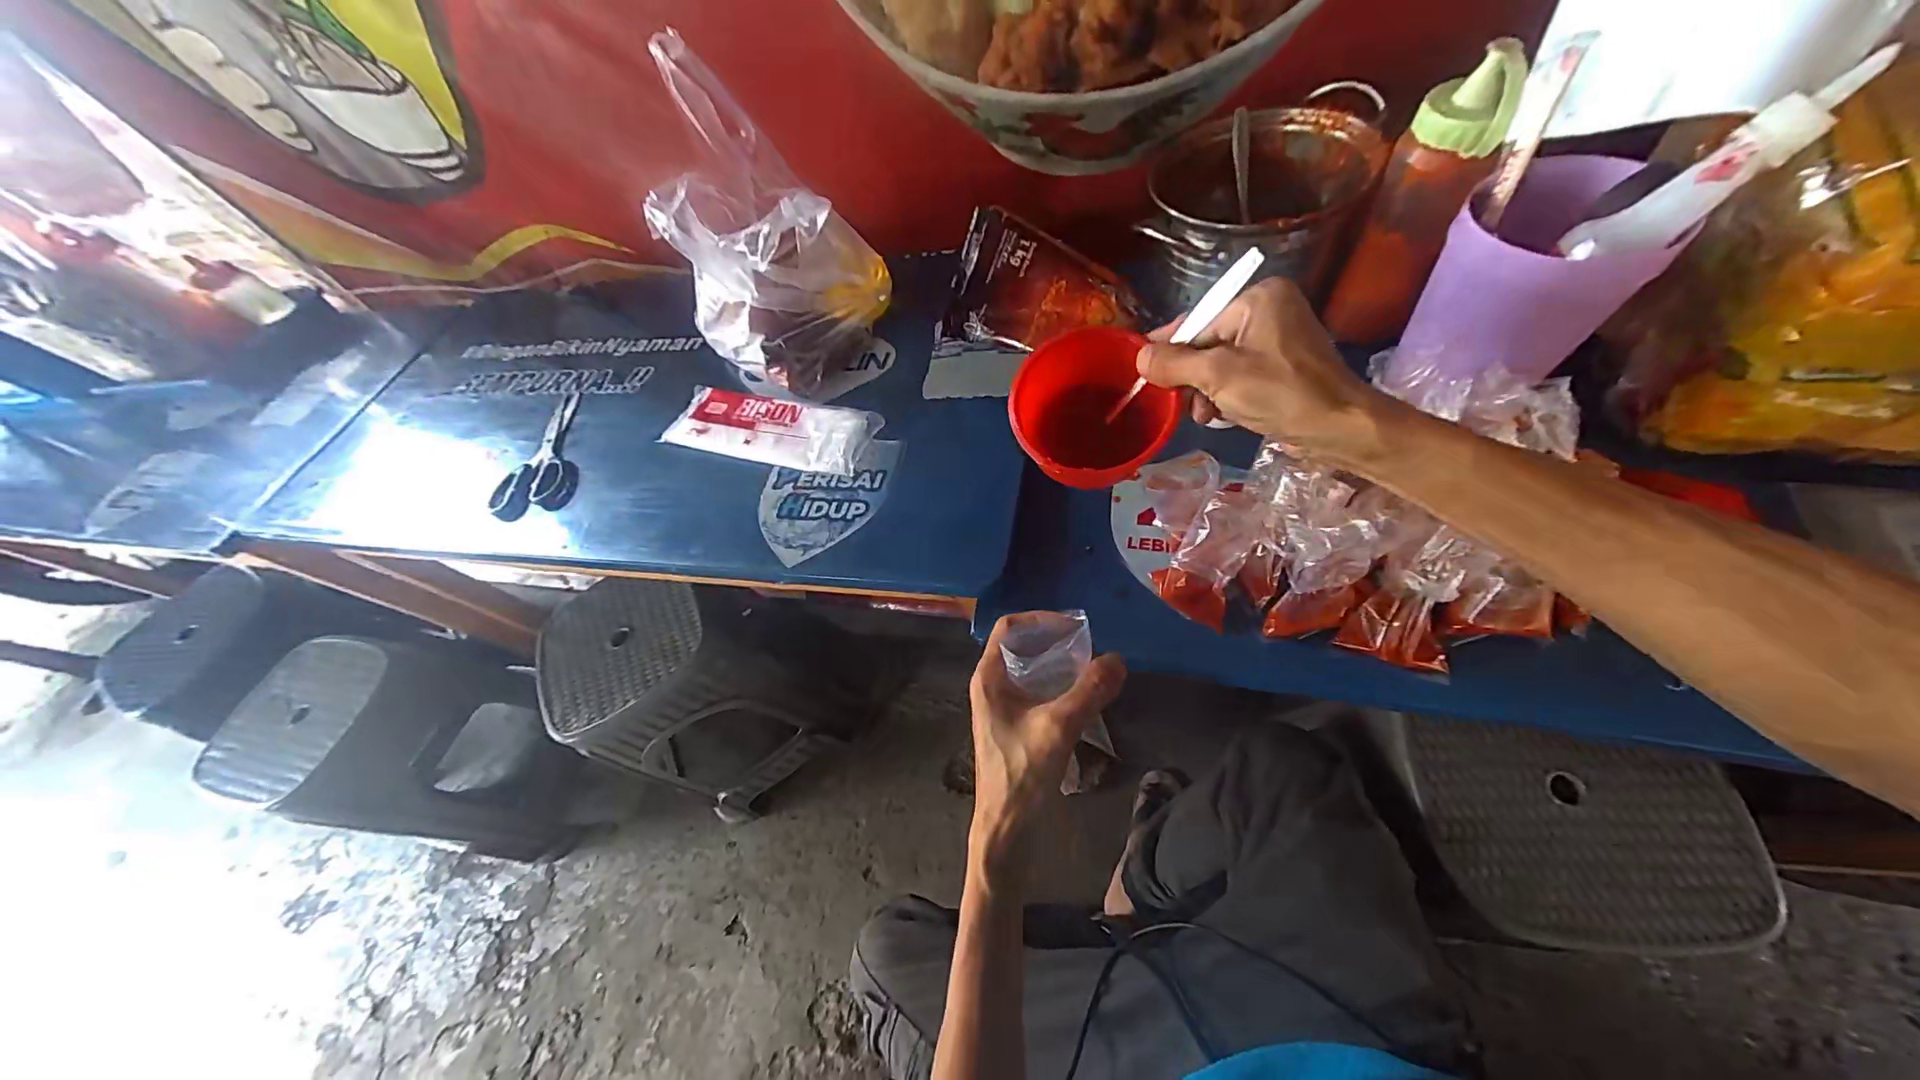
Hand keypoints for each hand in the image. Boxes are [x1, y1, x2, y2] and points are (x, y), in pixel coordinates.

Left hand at [967, 614, 1125, 877]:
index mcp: (989, 678)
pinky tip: (1087, 698)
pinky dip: (1062, 687)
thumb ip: (1089, 691)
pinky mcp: (1017, 726)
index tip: (1076, 627)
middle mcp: (993, 686)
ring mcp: (1004, 707)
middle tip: (1092, 647)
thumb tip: (1117, 660)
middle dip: (1057, 641)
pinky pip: (1040, 692)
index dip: (1042, 619)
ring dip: (1062, 665)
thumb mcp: (1058, 727)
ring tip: (1094, 669)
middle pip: (1024, 646)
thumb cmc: (1022, 774)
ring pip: (1033, 670)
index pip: (1010, 627)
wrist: (1006, 828)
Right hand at [1136, 278, 1387, 466]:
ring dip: (1208, 391)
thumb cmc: (1278, 393)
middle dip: (1193, 377)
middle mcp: (1270, 308)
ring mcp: (1279, 336)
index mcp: (1258, 297)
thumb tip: (1139, 356)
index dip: (1169, 351)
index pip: (1196, 323)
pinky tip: (1225, 414)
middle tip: (1184, 404)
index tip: (1146, 374)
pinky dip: (1228, 394)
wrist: (1338, 426)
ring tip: (1207, 415)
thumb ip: (1173, 363)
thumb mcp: (1217, 376)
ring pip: (1221, 362)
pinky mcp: (1284, 364)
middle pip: (1207, 342)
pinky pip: (1241, 373)